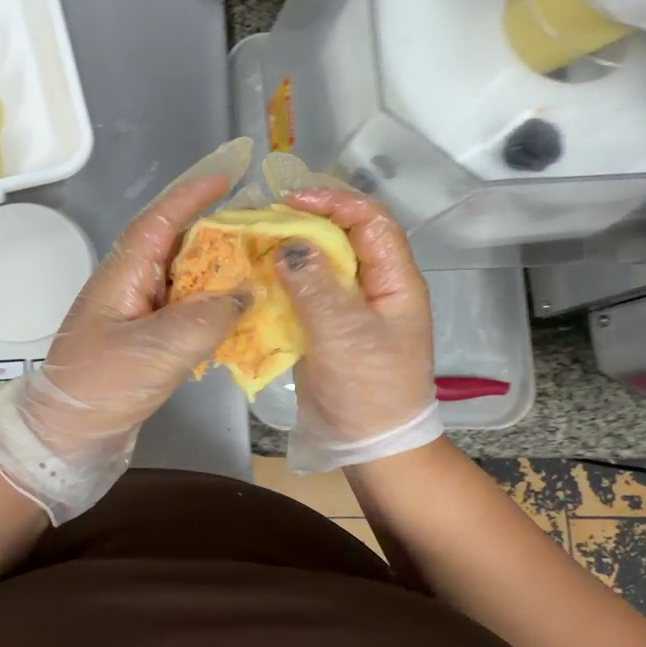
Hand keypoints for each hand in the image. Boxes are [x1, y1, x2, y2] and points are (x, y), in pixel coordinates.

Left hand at [0, 139, 254, 522]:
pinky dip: (210, 310)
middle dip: (215, 233)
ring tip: (260, 267)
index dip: (191, 195)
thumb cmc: (100, 386)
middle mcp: (125, 289)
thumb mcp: (156, 351)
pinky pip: (181, 314)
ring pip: (180, 282)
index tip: (227, 175)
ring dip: (216, 273)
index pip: (159, 221)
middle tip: (261, 228)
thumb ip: (206, 319)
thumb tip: (246, 294)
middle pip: (174, 247)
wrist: (63, 437)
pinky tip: (237, 318)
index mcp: (121, 277)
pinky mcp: (139, 345)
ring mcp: (132, 318)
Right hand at [276, 188, 441, 470]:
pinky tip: (252, 280)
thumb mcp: (344, 335)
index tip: (289, 201)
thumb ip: (316, 286)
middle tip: (261, 220)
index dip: (333, 202)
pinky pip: (302, 293)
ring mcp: (348, 309)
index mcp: (394, 281)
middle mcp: (373, 287)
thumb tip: (288, 243)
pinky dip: (279, 281)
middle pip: (342, 237)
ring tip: (250, 244)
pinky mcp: (325, 329)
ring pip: (319, 264)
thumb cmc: (369, 388)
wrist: (370, 445)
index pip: (370, 221)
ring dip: (288, 252)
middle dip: (304, 223)